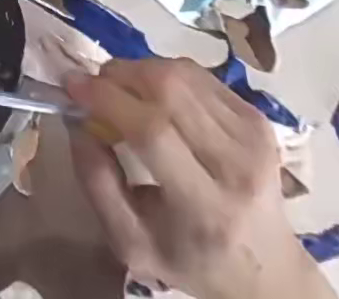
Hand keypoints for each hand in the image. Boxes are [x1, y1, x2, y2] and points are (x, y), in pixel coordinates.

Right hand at [66, 59, 335, 298]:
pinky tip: (154, 93)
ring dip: (138, 69)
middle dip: (119, 75)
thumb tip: (78, 122)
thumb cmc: (188, 256)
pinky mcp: (259, 120)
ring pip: (182, 74)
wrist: (267, 268)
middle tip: (96, 85)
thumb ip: (96, 182)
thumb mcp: (129, 242)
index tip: (72, 85)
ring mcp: (254, 139)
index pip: (152, 132)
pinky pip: (198, 75)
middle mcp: (237, 168)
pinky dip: (164, 73)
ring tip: (122, 88)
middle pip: (170, 91)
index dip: (107, 98)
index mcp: (205, 208)